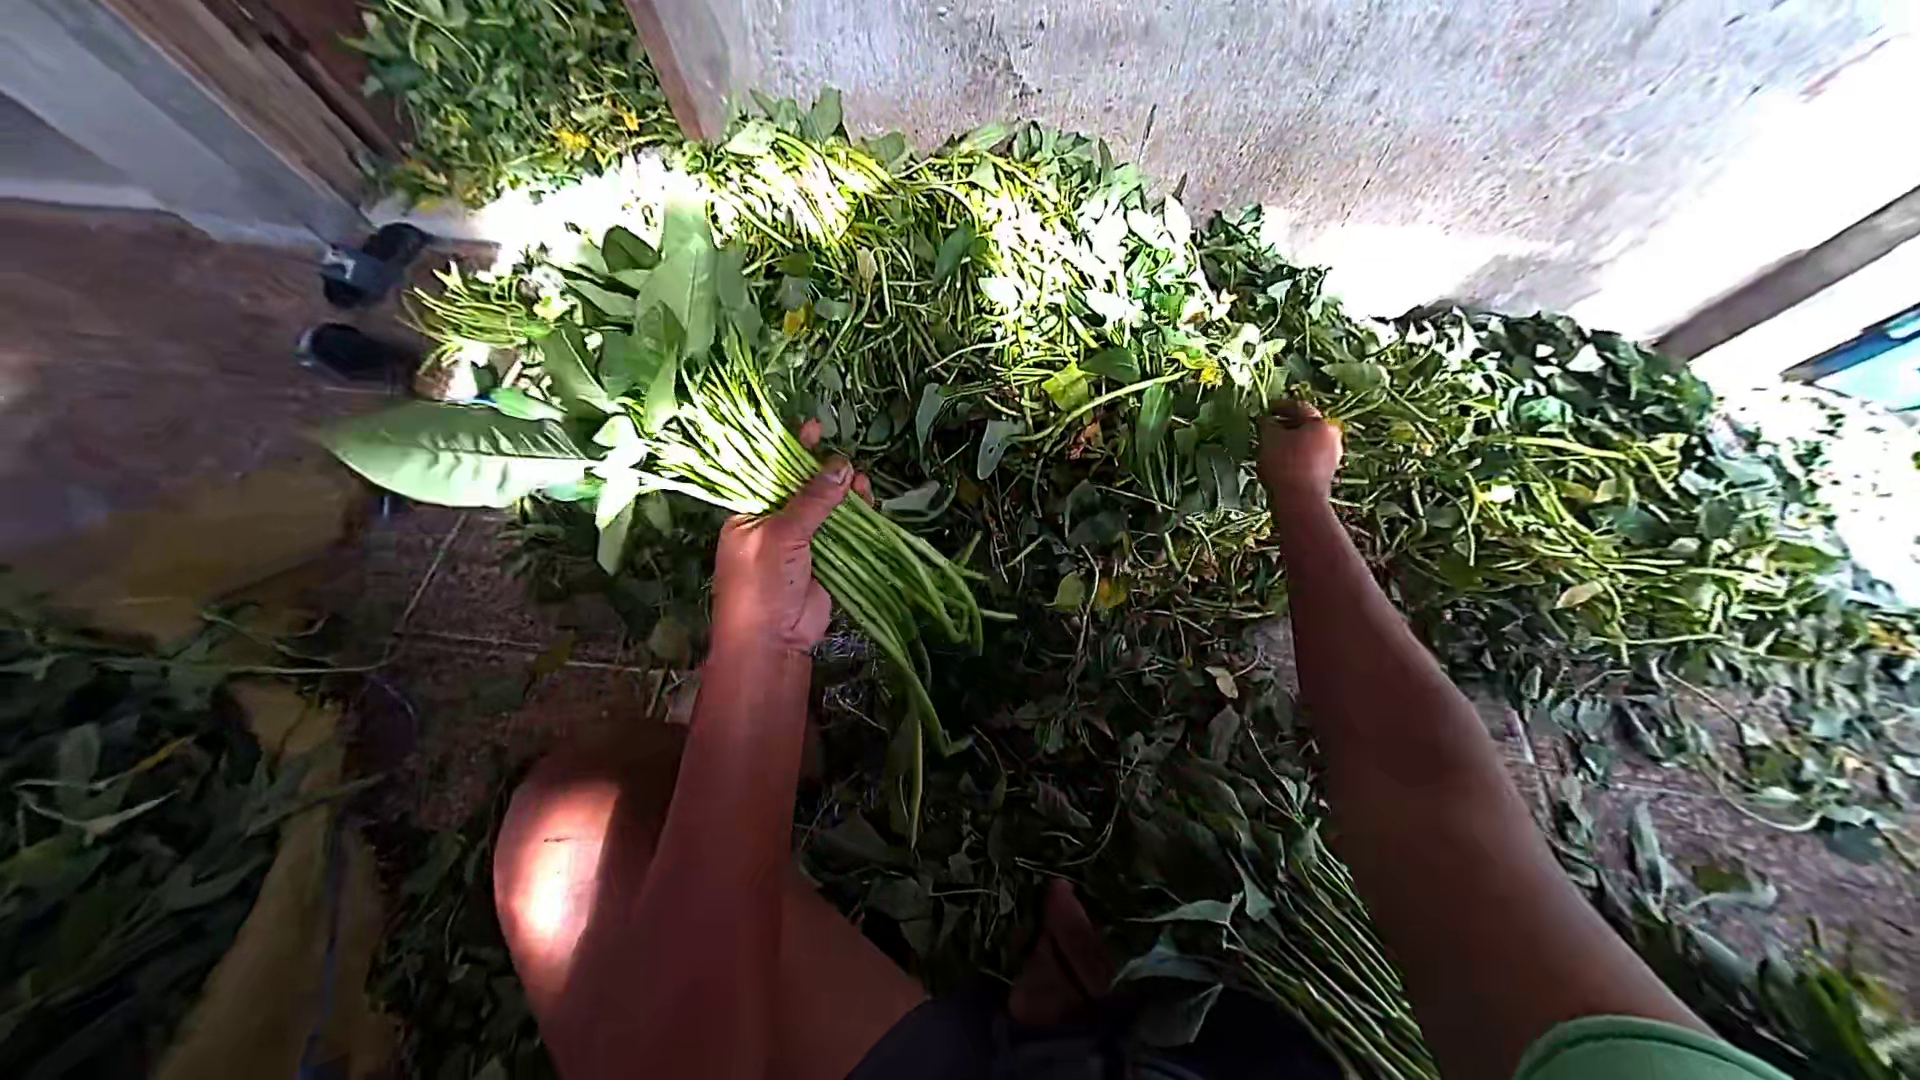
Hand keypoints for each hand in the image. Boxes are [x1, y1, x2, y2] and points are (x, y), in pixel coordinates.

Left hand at [708, 420, 868, 659]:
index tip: (815, 428)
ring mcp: (804, 541)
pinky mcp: (827, 558)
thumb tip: (842, 465)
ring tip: (863, 485)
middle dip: (826, 472)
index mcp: (751, 513)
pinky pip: (845, 531)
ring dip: (846, 494)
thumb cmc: (761, 584)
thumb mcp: (781, 535)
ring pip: (829, 508)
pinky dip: (858, 517)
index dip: (793, 450)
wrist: (773, 639)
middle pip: (806, 487)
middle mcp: (777, 523)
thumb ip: (812, 501)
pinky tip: (868, 504)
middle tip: (847, 462)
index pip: (772, 472)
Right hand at [1257, 401, 1342, 509]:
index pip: (1299, 407)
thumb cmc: (1285, 464)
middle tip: (1267, 427)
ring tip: (1271, 445)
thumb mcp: (1269, 439)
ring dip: (1290, 441)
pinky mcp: (1327, 471)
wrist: (1300, 499)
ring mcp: (1332, 455)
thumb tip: (1266, 419)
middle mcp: (1332, 436)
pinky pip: (1309, 456)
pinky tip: (1281, 460)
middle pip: (1306, 424)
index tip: (1266, 409)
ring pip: (1308, 441)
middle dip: (1286, 425)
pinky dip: (1296, 454)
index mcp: (1321, 423)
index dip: (1280, 406)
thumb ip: (1267, 424)